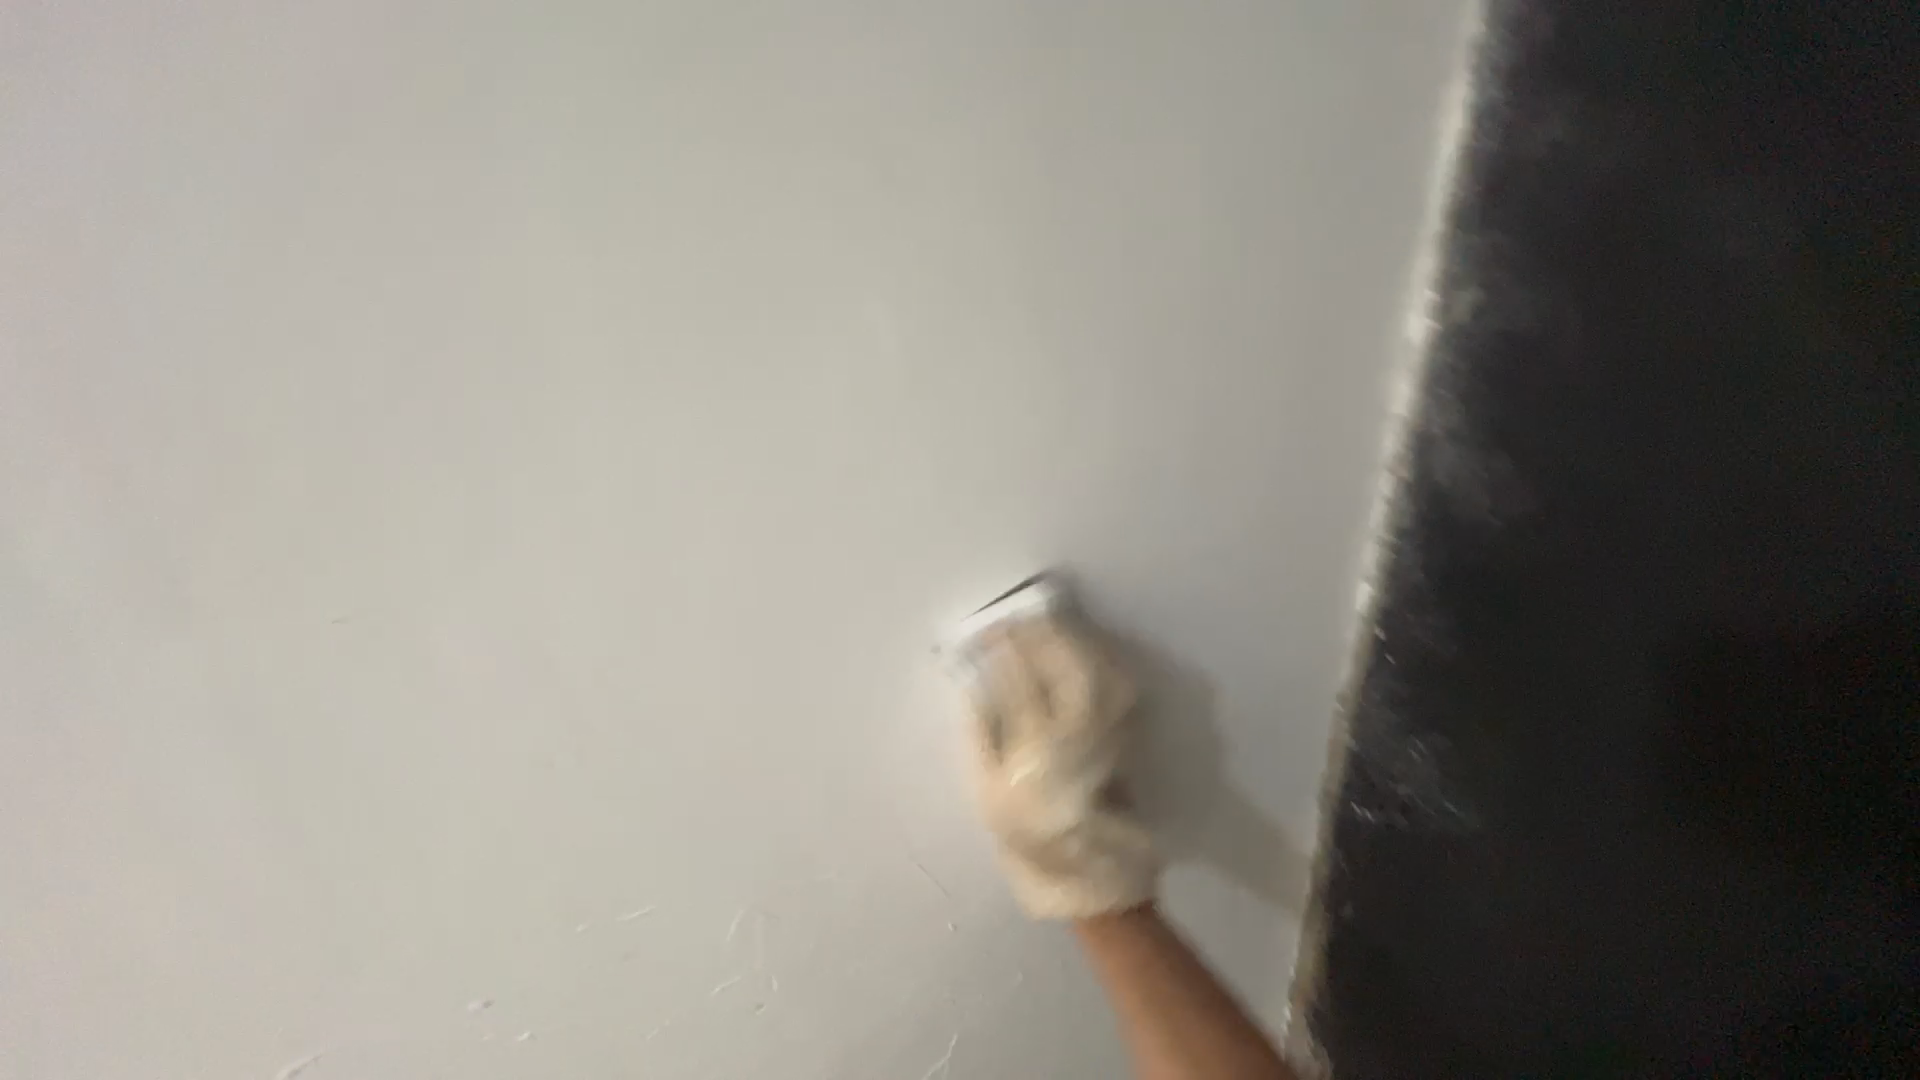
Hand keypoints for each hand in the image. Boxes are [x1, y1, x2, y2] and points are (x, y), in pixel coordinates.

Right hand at [960, 614, 1159, 918]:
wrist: (1090, 875)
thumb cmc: (1030, 838)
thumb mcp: (987, 794)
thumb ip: (979, 735)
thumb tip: (974, 686)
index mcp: (1035, 752)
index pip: (1019, 683)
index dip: (1004, 652)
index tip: (991, 632)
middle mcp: (1076, 737)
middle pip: (1064, 669)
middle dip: (1041, 637)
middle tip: (1021, 619)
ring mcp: (1106, 735)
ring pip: (1095, 673)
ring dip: (1073, 642)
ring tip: (1049, 626)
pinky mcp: (1123, 737)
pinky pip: (1113, 688)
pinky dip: (1098, 661)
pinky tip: (1082, 649)